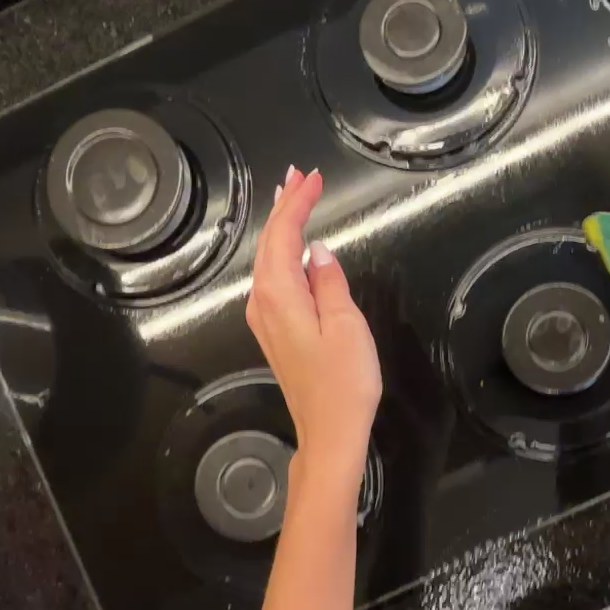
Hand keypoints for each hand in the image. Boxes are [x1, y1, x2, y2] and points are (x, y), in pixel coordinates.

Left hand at [246, 167, 380, 481]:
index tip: (313, 177)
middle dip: (284, 208)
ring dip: (280, 229)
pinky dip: (282, 255)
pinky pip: (272, 280)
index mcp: (280, 296)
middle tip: (300, 177)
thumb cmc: (344, 383)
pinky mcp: (274, 333)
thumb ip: (330, 283)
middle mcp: (262, 304)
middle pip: (268, 245)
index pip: (284, 235)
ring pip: (267, 261)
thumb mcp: (346, 326)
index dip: (298, 204)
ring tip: (294, 201)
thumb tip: (318, 252)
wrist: (329, 431)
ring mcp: (265, 320)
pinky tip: (292, 249)